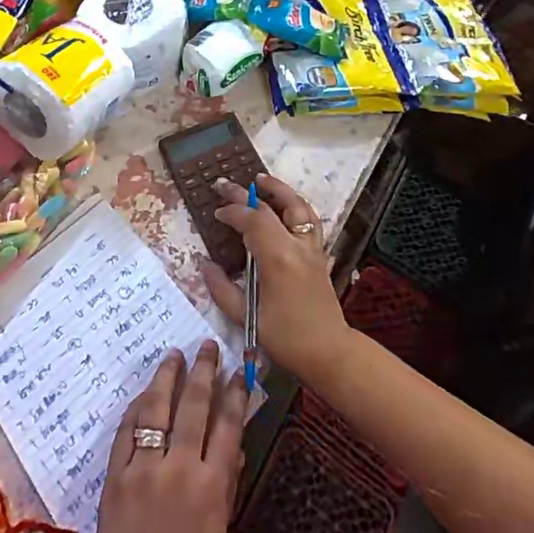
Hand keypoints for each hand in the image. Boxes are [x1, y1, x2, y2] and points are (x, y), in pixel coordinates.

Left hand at [95, 342, 245, 532]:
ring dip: (167, 377)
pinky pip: (126, 431)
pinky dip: (136, 409)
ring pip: (157, 409)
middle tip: (207, 346)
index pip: (229, 425)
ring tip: (174, 356)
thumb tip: (235, 445)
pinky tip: (142, 395)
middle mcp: (181, 468)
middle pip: (194, 406)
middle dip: (203, 371)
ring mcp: (144, 469)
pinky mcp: (115, 476)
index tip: (238, 371)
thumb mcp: (218, 528)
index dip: (235, 394)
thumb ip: (226, 485)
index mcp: (212, 485)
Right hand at [202, 175, 352, 381]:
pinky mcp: (319, 254)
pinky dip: (295, 205)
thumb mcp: (247, 318)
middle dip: (245, 194)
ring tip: (260, 179)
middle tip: (223, 184)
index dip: (232, 212)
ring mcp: (312, 247)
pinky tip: (284, 205)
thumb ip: (222, 288)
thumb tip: (204, 264)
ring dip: (278, 190)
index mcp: (278, 258)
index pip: (252, 221)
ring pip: (298, 206)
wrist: (329, 352)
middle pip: (272, 207)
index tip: (216, 214)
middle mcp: (297, 245)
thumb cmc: (286, 339)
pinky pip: (309, 220)